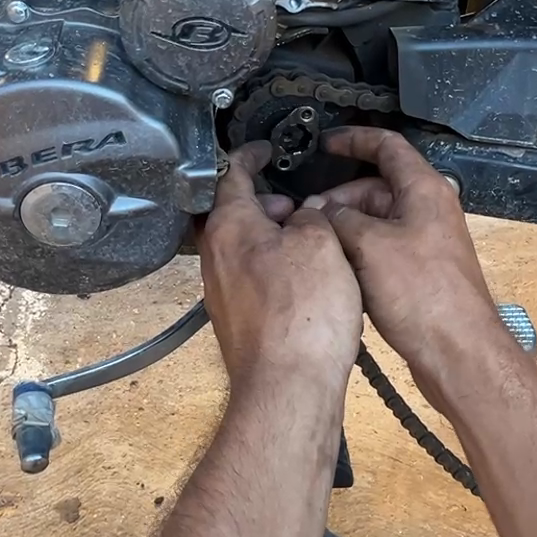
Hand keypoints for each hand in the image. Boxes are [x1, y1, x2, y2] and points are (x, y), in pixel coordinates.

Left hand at [198, 142, 364, 397]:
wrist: (288, 388)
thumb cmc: (304, 311)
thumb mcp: (320, 243)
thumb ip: (312, 217)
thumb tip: (303, 216)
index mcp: (229, 227)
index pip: (231, 174)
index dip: (250, 155)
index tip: (265, 148)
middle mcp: (215, 257)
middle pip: (237, 213)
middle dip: (269, 203)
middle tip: (301, 204)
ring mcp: (222, 292)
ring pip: (247, 247)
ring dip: (276, 237)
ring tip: (312, 243)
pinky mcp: (237, 320)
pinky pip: (254, 277)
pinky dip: (276, 266)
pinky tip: (307, 282)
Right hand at [315, 127, 514, 405]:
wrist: (457, 351)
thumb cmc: (420, 293)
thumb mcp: (369, 245)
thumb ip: (339, 219)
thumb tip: (318, 210)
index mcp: (424, 189)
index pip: (387, 146)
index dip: (354, 140)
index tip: (325, 143)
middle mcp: (428, 209)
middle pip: (376, 187)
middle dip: (339, 197)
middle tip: (308, 217)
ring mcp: (425, 240)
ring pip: (376, 219)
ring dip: (346, 227)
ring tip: (318, 245)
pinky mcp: (420, 270)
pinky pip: (382, 247)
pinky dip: (358, 250)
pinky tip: (337, 269)